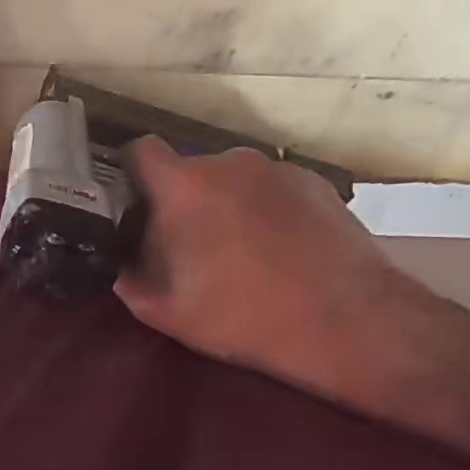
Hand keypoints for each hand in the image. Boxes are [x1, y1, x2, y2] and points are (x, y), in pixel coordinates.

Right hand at [116, 137, 419, 377]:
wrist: (344, 319)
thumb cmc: (245, 315)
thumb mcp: (168, 312)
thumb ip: (131, 280)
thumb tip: (124, 264)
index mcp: (184, 186)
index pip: (140, 151)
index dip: (133, 174)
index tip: (139, 206)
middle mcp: (229, 162)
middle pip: (192, 173)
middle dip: (187, 203)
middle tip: (198, 248)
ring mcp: (276, 168)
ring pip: (235, 182)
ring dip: (231, 206)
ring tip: (250, 254)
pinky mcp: (314, 181)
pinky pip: (274, 189)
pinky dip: (270, 210)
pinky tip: (287, 249)